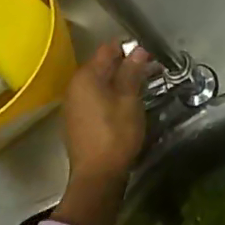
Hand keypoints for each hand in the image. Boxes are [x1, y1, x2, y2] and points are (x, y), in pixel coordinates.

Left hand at [61, 40, 153, 183]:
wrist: (97, 177)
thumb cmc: (116, 133)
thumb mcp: (130, 99)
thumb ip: (133, 71)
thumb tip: (138, 50)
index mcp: (86, 77)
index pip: (108, 49)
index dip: (130, 47)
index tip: (149, 54)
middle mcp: (75, 86)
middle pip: (103, 64)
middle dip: (127, 64)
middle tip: (151, 69)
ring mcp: (74, 104)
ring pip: (100, 81)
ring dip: (120, 79)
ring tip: (143, 85)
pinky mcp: (77, 119)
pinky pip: (95, 96)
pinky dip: (111, 93)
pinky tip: (127, 101)